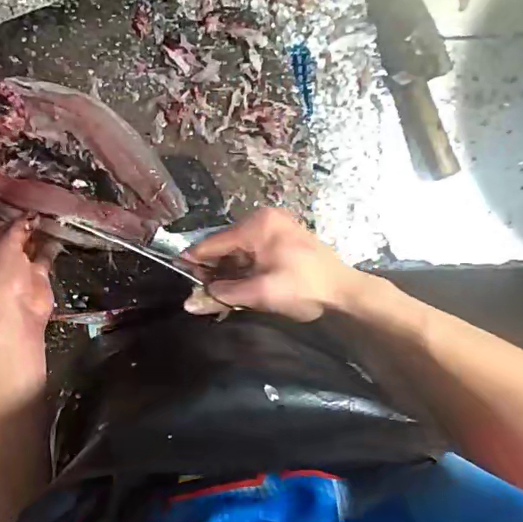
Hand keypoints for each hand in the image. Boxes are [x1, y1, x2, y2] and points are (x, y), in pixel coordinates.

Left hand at [0, 217, 58, 348]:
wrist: (19, 313)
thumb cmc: (3, 279)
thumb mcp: (5, 247)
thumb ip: (16, 229)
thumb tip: (29, 216)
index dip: (11, 218)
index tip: (25, 204)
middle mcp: (0, 260)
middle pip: (14, 237)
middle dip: (26, 224)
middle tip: (40, 207)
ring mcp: (20, 268)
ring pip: (30, 246)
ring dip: (39, 233)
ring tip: (50, 216)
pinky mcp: (37, 275)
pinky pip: (44, 256)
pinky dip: (50, 246)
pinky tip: (57, 232)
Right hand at [182, 208, 364, 321]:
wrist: (346, 293)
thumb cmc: (304, 288)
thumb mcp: (259, 293)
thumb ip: (222, 295)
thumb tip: (189, 302)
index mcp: (258, 225)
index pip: (213, 242)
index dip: (193, 260)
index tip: (176, 273)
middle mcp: (265, 219)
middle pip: (225, 245)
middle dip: (213, 270)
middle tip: (201, 292)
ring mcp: (276, 228)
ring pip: (239, 251)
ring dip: (228, 273)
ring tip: (219, 294)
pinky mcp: (284, 240)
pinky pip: (253, 253)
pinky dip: (243, 270)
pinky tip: (238, 287)